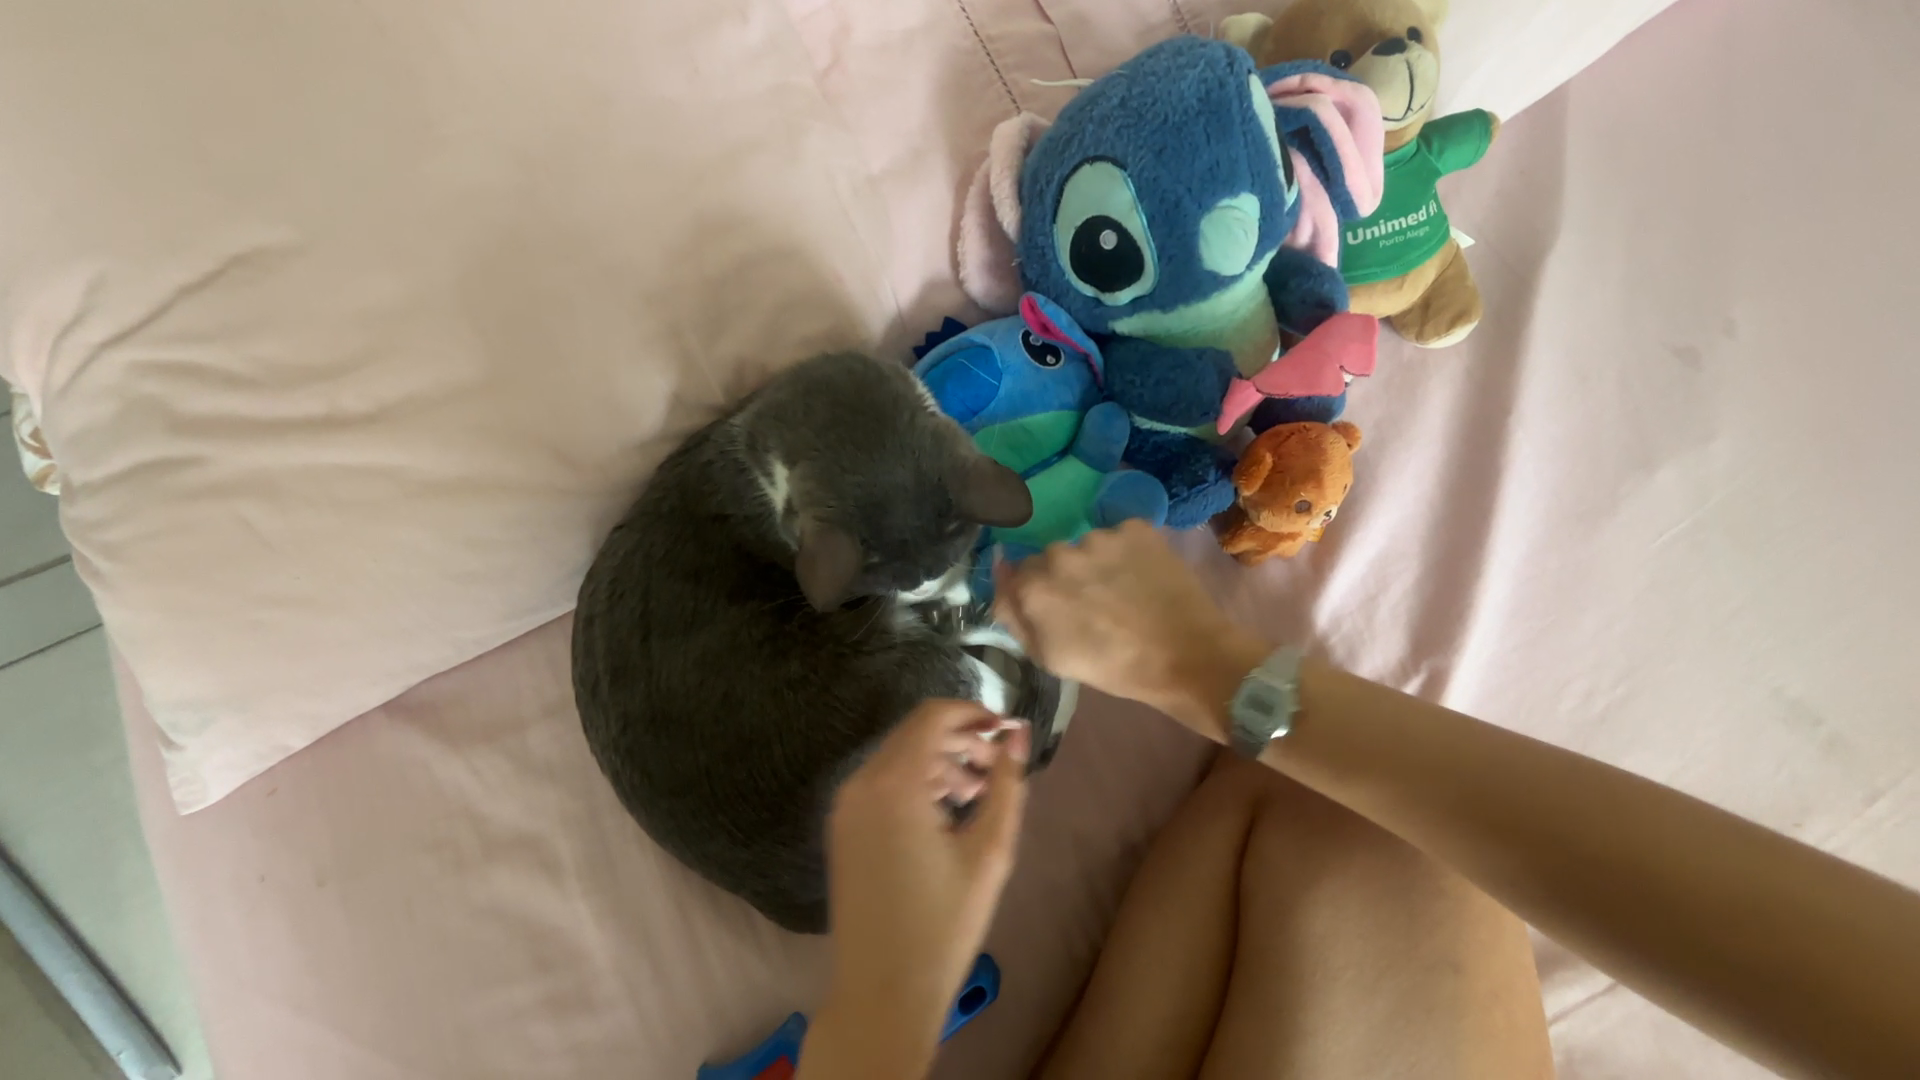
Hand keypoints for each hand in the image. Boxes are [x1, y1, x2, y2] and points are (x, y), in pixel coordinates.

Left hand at [820, 701, 1028, 1052]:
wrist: (882, 992)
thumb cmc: (944, 924)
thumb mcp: (989, 851)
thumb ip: (1006, 783)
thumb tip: (1018, 732)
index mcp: (894, 782)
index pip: (934, 715)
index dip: (974, 713)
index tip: (1006, 732)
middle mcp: (861, 782)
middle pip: (915, 732)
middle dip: (960, 738)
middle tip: (997, 767)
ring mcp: (846, 805)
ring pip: (899, 756)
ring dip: (940, 761)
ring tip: (978, 793)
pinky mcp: (842, 827)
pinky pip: (882, 783)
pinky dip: (916, 783)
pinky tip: (946, 811)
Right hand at [994, 521, 1268, 739]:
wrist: (1187, 656)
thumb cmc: (1114, 668)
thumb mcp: (1049, 657)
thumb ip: (1014, 616)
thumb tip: (1000, 575)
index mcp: (1034, 588)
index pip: (1019, 577)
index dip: (1039, 596)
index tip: (1060, 612)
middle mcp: (1059, 553)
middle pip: (1051, 559)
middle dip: (1066, 577)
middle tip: (1095, 605)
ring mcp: (1099, 537)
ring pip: (1086, 546)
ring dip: (1097, 564)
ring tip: (1124, 593)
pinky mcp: (1135, 528)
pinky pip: (1120, 537)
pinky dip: (1127, 553)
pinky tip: (1143, 578)